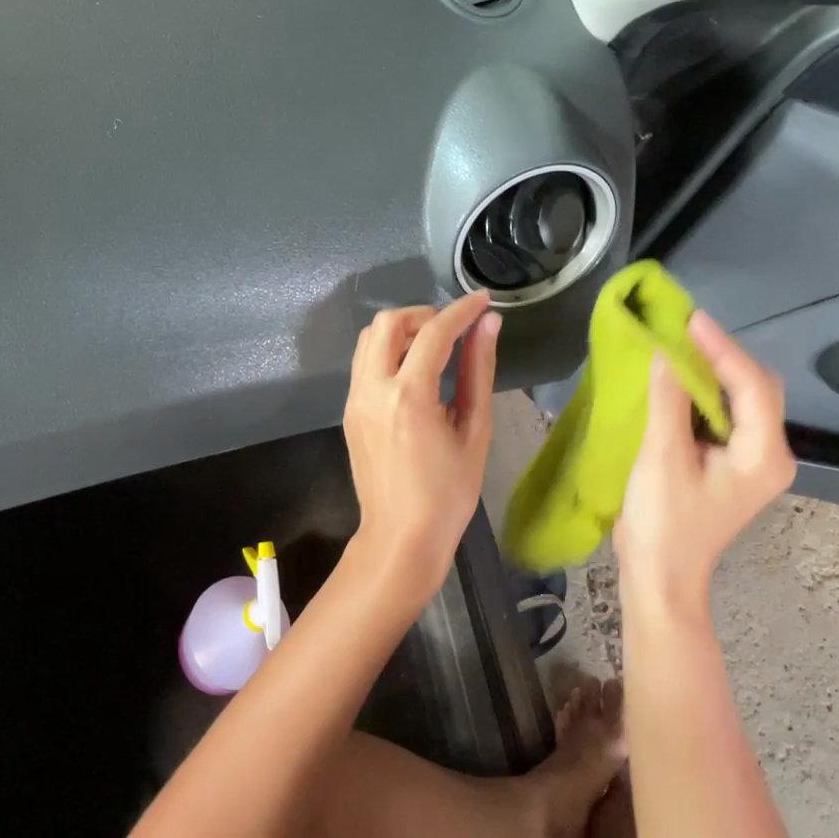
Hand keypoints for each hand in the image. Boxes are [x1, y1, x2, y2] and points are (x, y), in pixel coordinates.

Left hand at [342, 291, 501, 585]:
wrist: (400, 538)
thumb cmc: (448, 493)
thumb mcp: (474, 431)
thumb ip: (479, 372)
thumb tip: (489, 325)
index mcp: (408, 396)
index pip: (434, 333)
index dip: (461, 310)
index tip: (483, 300)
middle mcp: (373, 389)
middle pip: (388, 323)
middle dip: (423, 315)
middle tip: (453, 329)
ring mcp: (354, 399)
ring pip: (369, 339)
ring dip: (402, 330)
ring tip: (434, 348)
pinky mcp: (349, 411)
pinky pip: (364, 363)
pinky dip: (388, 352)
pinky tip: (414, 372)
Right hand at [615, 311, 794, 612]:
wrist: (660, 577)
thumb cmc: (663, 523)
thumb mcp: (661, 457)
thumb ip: (668, 400)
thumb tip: (664, 351)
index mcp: (763, 454)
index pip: (751, 386)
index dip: (722, 348)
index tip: (690, 318)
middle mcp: (770, 454)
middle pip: (757, 388)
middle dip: (723, 355)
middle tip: (683, 328)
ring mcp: (754, 461)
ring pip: (743, 399)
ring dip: (714, 371)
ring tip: (679, 345)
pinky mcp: (733, 465)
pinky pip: (727, 415)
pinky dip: (706, 392)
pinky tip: (680, 379)